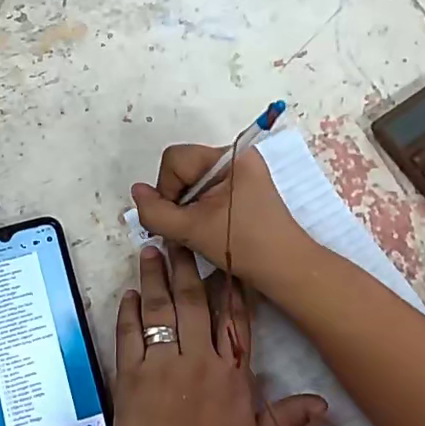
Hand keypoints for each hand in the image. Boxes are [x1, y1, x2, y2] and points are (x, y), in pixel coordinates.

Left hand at [93, 244, 325, 425]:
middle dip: (188, 267)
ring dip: (155, 277)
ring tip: (151, 249)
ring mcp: (161, 362)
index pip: (234, 319)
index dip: (231, 287)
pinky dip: (129, 310)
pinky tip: (130, 292)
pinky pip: (130, 331)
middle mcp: (198, 359)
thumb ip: (287, 419)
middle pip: (193, 302)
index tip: (227, 257)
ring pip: (160, 308)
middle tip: (181, 237)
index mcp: (232, 374)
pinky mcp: (130, 372)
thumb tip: (323, 405)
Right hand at [130, 145, 315, 288]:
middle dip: (176, 198)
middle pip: (183, 168)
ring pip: (193, 181)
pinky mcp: (244, 188)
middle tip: (185, 228)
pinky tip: (207, 229)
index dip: (166, 189)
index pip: (174, 160)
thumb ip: (155, 211)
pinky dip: (199, 209)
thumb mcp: (191, 230)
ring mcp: (242, 172)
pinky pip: (208, 190)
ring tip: (197, 231)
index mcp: (229, 157)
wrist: (287, 269)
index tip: (178, 219)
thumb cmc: (243, 246)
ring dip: (186, 206)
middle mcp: (236, 156)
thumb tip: (137, 192)